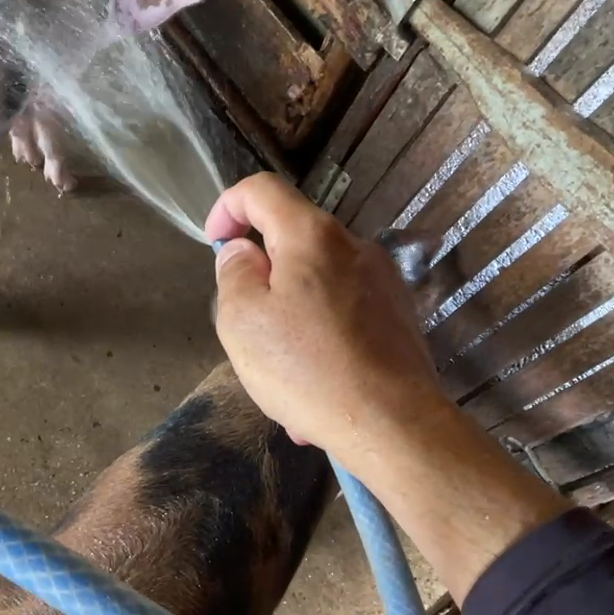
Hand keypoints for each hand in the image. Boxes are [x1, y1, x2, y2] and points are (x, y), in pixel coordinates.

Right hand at [208, 175, 567, 603]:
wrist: (392, 424)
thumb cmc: (306, 368)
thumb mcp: (242, 322)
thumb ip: (233, 275)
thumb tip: (242, 253)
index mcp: (311, 236)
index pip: (261, 190)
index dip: (228, 207)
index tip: (213, 243)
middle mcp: (355, 246)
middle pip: (292, 239)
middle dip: (261, 273)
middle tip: (243, 323)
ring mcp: (384, 281)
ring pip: (317, 283)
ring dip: (288, 314)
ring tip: (278, 373)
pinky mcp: (399, 316)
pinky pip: (343, 314)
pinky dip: (318, 336)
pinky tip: (313, 388)